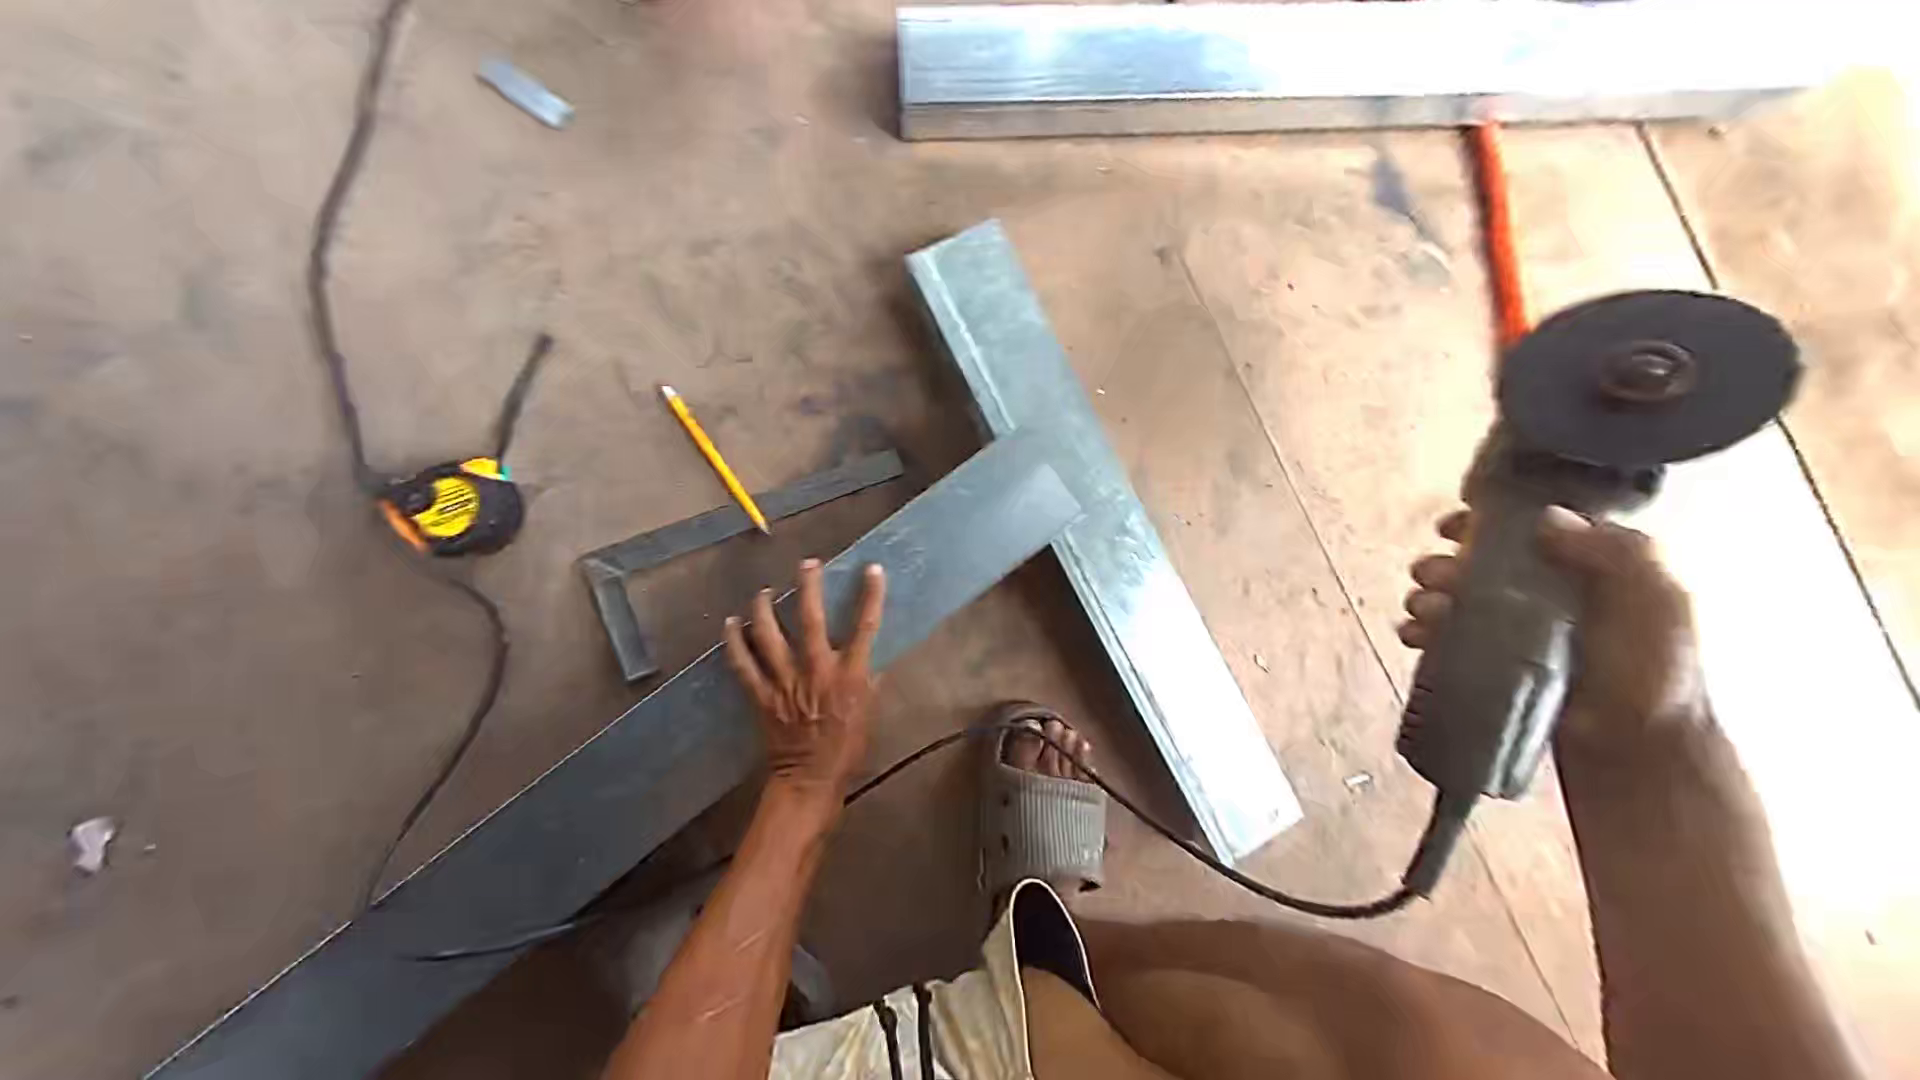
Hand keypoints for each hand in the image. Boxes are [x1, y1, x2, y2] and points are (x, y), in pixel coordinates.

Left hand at [723, 558, 886, 807]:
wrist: (810, 780)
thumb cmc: (847, 747)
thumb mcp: (869, 711)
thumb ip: (869, 680)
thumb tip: (871, 656)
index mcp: (849, 675)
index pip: (865, 626)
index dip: (871, 595)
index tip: (872, 569)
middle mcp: (816, 671)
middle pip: (812, 619)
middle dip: (810, 587)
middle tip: (808, 563)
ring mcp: (785, 681)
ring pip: (770, 635)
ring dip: (766, 608)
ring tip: (764, 590)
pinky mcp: (761, 695)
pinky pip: (742, 664)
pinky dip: (734, 642)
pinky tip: (731, 623)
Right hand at [1397, 506, 1707, 750]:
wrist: (1634, 750)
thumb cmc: (1653, 675)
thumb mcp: (1658, 602)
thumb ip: (1617, 552)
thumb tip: (1546, 518)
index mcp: (1578, 570)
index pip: (1519, 532)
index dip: (1481, 523)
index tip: (1454, 526)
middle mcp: (1535, 595)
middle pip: (1470, 564)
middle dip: (1444, 564)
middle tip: (1436, 577)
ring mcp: (1505, 631)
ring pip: (1447, 598)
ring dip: (1426, 596)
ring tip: (1428, 610)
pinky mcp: (1481, 663)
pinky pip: (1437, 636)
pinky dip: (1418, 629)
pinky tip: (1417, 635)